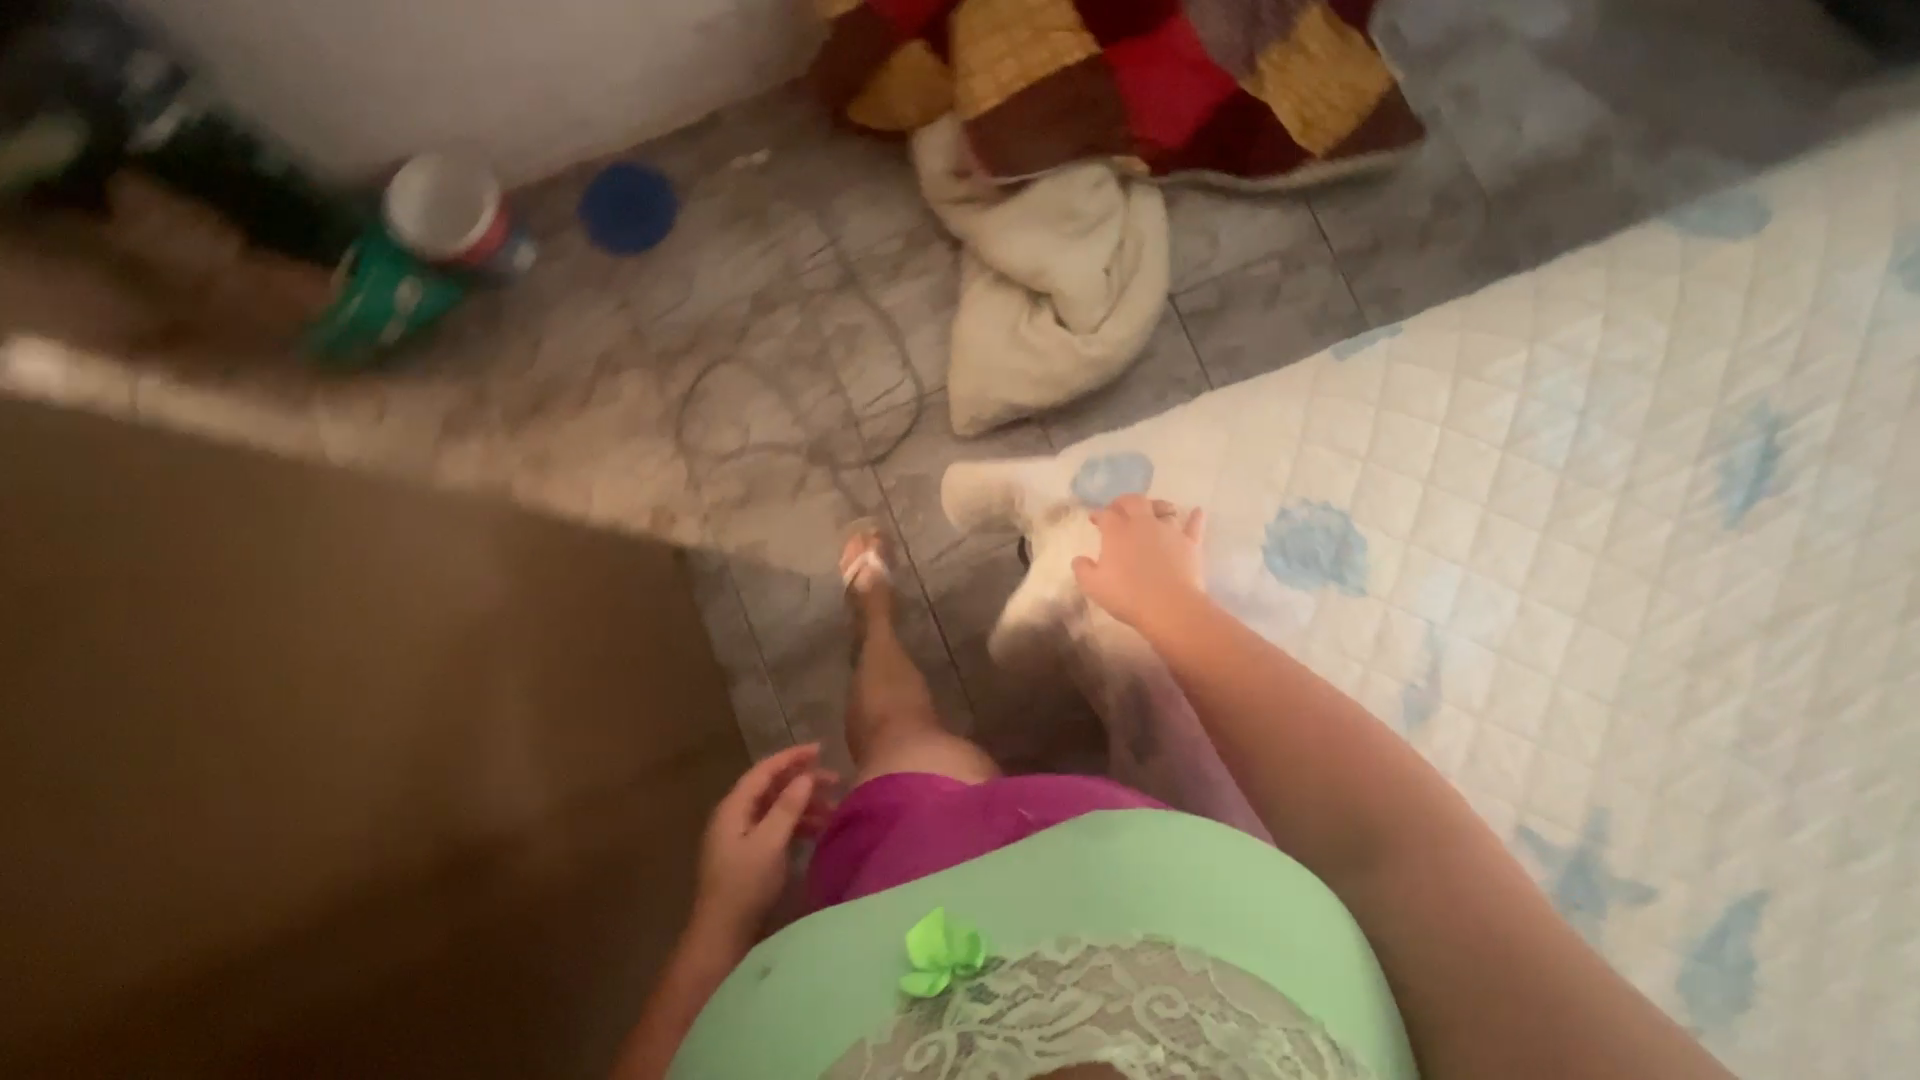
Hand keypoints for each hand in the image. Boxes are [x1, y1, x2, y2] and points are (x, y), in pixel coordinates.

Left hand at [691, 744, 837, 942]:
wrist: (722, 935)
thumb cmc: (744, 886)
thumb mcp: (769, 844)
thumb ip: (787, 808)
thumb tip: (805, 777)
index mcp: (733, 808)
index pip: (764, 771)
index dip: (792, 757)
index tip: (820, 749)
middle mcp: (735, 816)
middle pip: (771, 787)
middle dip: (802, 781)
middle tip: (835, 781)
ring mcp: (741, 836)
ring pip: (776, 808)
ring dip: (804, 804)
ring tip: (833, 809)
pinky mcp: (750, 855)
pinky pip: (777, 827)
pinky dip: (798, 824)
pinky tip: (819, 830)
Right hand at [1072, 495, 1206, 629]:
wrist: (1169, 606)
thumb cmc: (1127, 596)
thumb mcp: (1093, 586)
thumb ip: (1082, 569)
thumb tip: (1079, 559)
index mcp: (1117, 532)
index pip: (1105, 514)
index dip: (1099, 514)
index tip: (1095, 519)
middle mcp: (1143, 524)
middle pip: (1134, 501)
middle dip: (1124, 501)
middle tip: (1119, 508)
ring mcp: (1169, 531)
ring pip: (1164, 508)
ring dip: (1156, 506)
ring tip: (1153, 509)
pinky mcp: (1190, 543)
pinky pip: (1194, 525)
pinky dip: (1195, 517)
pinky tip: (1198, 511)